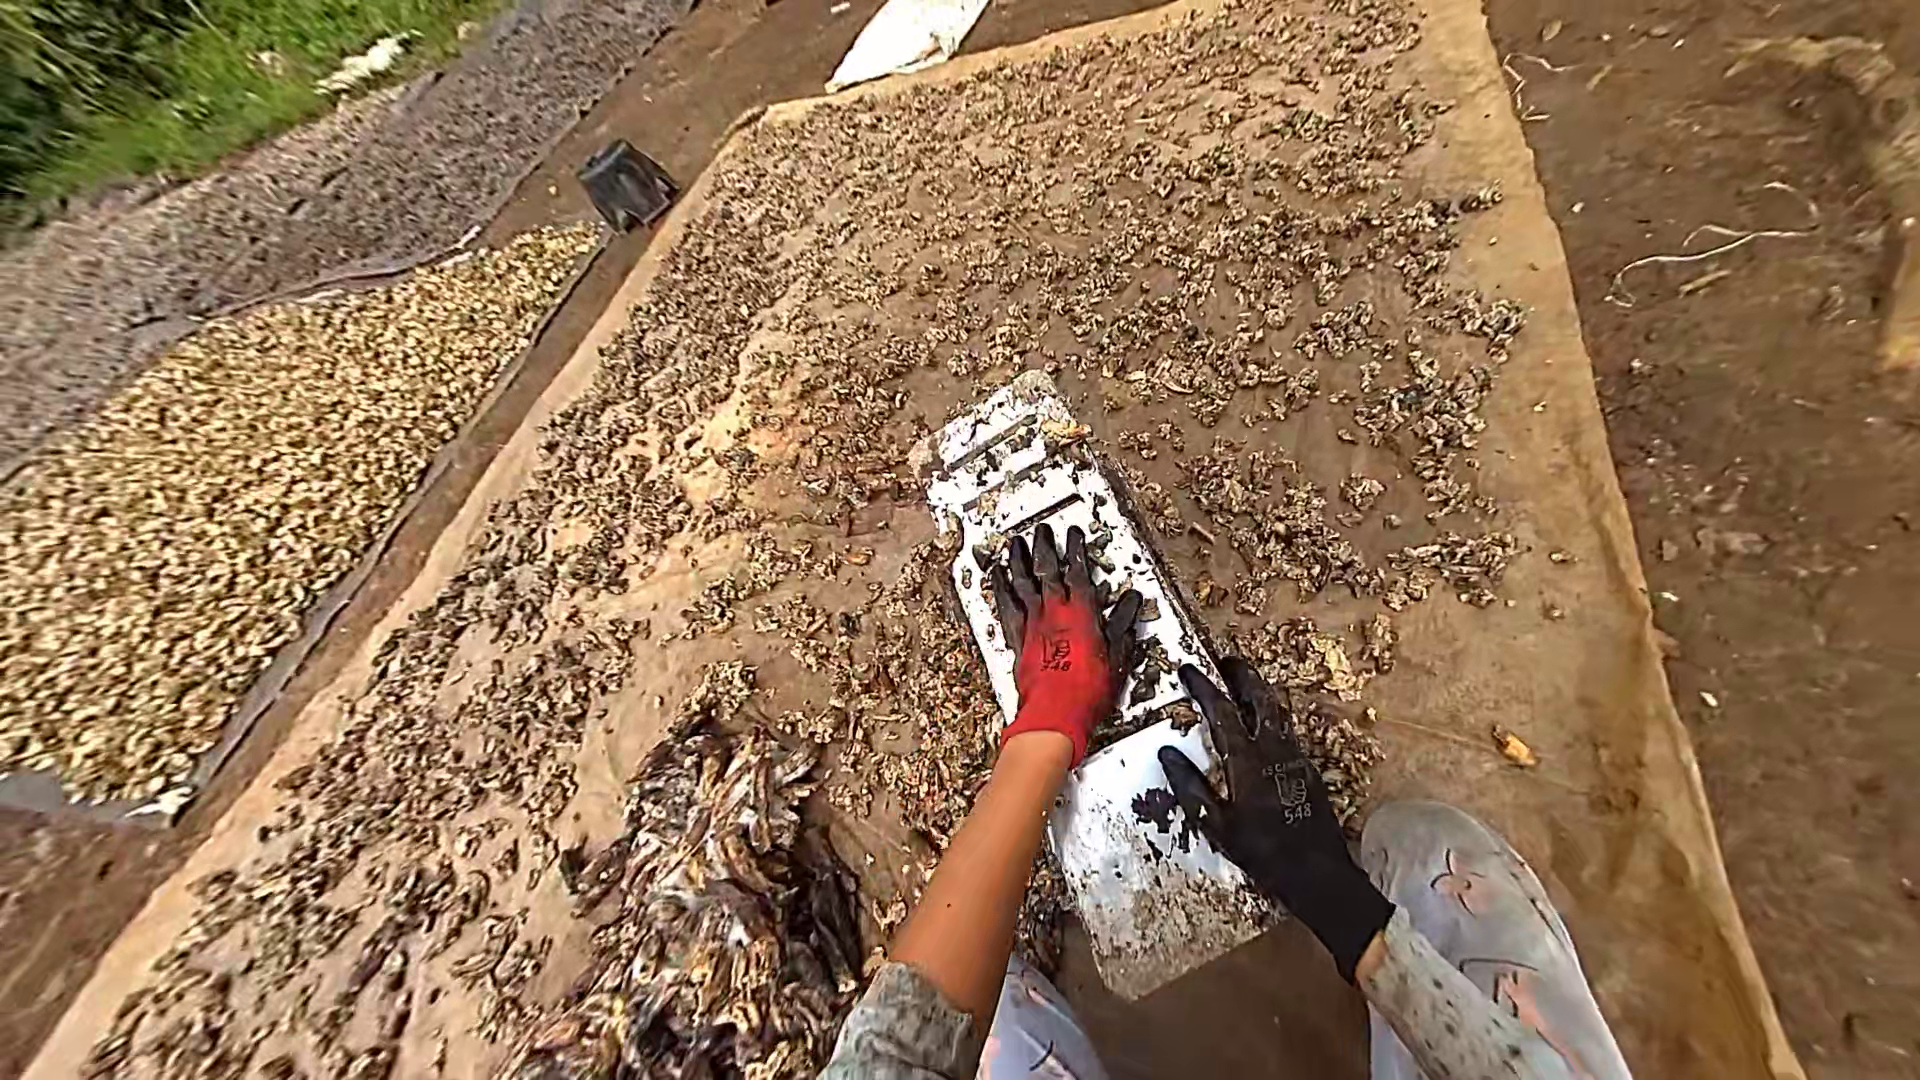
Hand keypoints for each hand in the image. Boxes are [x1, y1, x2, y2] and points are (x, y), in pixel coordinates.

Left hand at [989, 523, 1141, 764]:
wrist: (1055, 713)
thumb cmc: (1088, 690)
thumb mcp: (1118, 657)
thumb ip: (1123, 626)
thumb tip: (1131, 603)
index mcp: (1081, 612)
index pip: (1078, 571)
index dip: (1076, 549)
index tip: (1073, 534)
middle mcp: (1054, 611)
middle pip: (1046, 569)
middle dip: (1044, 546)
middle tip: (1041, 531)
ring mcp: (1033, 622)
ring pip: (1022, 582)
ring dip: (1018, 560)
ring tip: (1014, 544)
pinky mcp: (1018, 637)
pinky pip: (1006, 605)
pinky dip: (1000, 587)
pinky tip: (997, 575)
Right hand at [1157, 659, 1393, 982]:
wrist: (1321, 877)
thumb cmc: (1263, 853)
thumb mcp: (1217, 825)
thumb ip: (1191, 786)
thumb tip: (1167, 754)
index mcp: (1247, 760)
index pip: (1221, 712)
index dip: (1203, 687)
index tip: (1188, 669)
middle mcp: (1274, 750)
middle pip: (1259, 699)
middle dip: (1241, 675)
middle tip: (1226, 660)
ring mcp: (1295, 757)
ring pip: (1277, 712)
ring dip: (1258, 691)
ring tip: (1244, 681)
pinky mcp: (1307, 769)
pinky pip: (1286, 729)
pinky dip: (1270, 714)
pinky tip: (1264, 722)